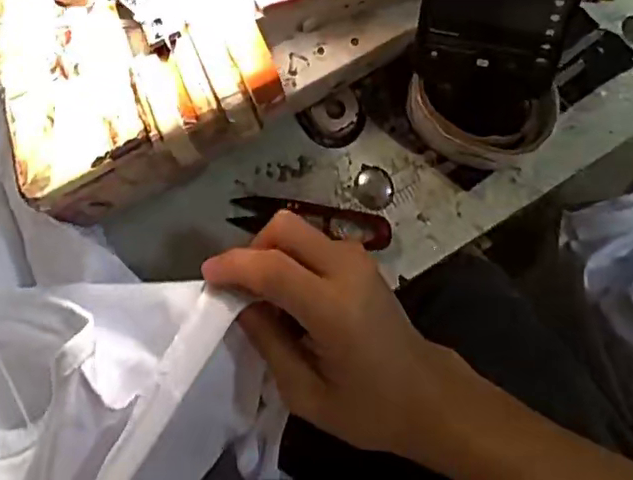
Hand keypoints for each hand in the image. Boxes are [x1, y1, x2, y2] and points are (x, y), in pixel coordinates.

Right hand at [201, 210, 458, 458]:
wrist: (425, 392)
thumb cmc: (368, 406)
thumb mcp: (307, 394)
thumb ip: (269, 343)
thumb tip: (240, 305)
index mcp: (334, 308)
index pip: (275, 268)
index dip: (235, 265)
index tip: (208, 274)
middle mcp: (346, 268)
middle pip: (285, 226)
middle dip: (252, 247)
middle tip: (239, 285)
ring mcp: (356, 256)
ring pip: (298, 228)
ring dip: (271, 250)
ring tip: (263, 294)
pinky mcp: (359, 254)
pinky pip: (312, 239)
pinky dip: (290, 255)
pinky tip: (289, 291)